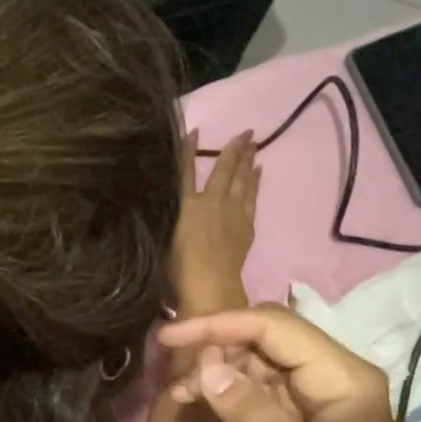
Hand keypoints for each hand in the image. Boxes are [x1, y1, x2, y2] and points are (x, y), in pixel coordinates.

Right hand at [159, 305, 412, 421]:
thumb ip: (251, 407)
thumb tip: (206, 368)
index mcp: (345, 379)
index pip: (279, 330)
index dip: (222, 326)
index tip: (170, 335)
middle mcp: (333, 382)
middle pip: (269, 343)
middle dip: (218, 349)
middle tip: (171, 370)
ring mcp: (316, 407)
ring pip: (259, 371)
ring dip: (218, 376)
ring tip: (178, 396)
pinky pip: (258, 399)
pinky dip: (227, 399)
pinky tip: (197, 407)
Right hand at [171, 130, 259, 317]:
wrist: (209, 289)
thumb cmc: (176, 275)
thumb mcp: (162, 246)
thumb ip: (165, 225)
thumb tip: (161, 212)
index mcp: (186, 208)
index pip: (185, 173)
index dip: (187, 153)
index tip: (192, 131)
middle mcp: (211, 203)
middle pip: (223, 170)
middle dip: (232, 150)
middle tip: (244, 131)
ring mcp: (233, 213)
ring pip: (241, 179)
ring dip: (247, 160)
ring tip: (252, 144)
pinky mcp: (246, 226)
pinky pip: (252, 196)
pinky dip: (255, 182)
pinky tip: (259, 171)